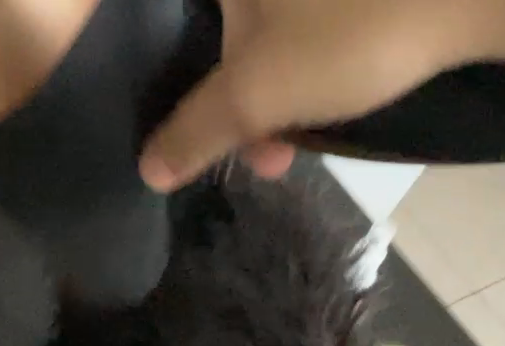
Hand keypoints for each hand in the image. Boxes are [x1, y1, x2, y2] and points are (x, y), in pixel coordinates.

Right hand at [139, 0, 504, 190]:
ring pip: (283, 21)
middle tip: (269, 154)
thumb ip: (195, 132)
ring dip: (289, 84)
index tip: (200, 127)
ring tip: (308, 138)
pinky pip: (323, 16)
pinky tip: (346, 86)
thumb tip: (147, 169)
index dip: (177, 78)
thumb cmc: (357, 28)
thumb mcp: (259, 94)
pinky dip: (324, 50)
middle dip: (247, 96)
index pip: (180, 23)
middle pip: (235, 23)